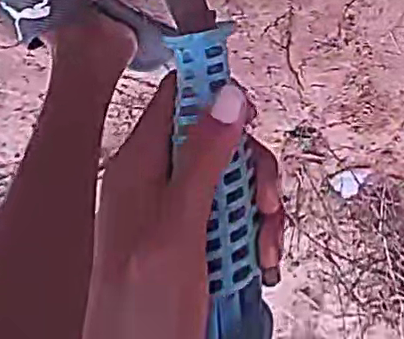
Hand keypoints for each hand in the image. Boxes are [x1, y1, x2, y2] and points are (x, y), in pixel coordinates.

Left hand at [83, 78, 286, 338]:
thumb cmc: (140, 314)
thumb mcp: (177, 228)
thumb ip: (204, 158)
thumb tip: (230, 94)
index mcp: (139, 164)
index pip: (179, 95)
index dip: (215, 89)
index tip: (249, 105)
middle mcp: (159, 179)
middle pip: (219, 136)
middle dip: (251, 164)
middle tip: (263, 197)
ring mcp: (180, 209)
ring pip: (236, 175)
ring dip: (260, 204)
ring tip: (264, 241)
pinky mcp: (199, 237)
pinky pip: (239, 212)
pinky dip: (258, 231)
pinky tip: (261, 259)